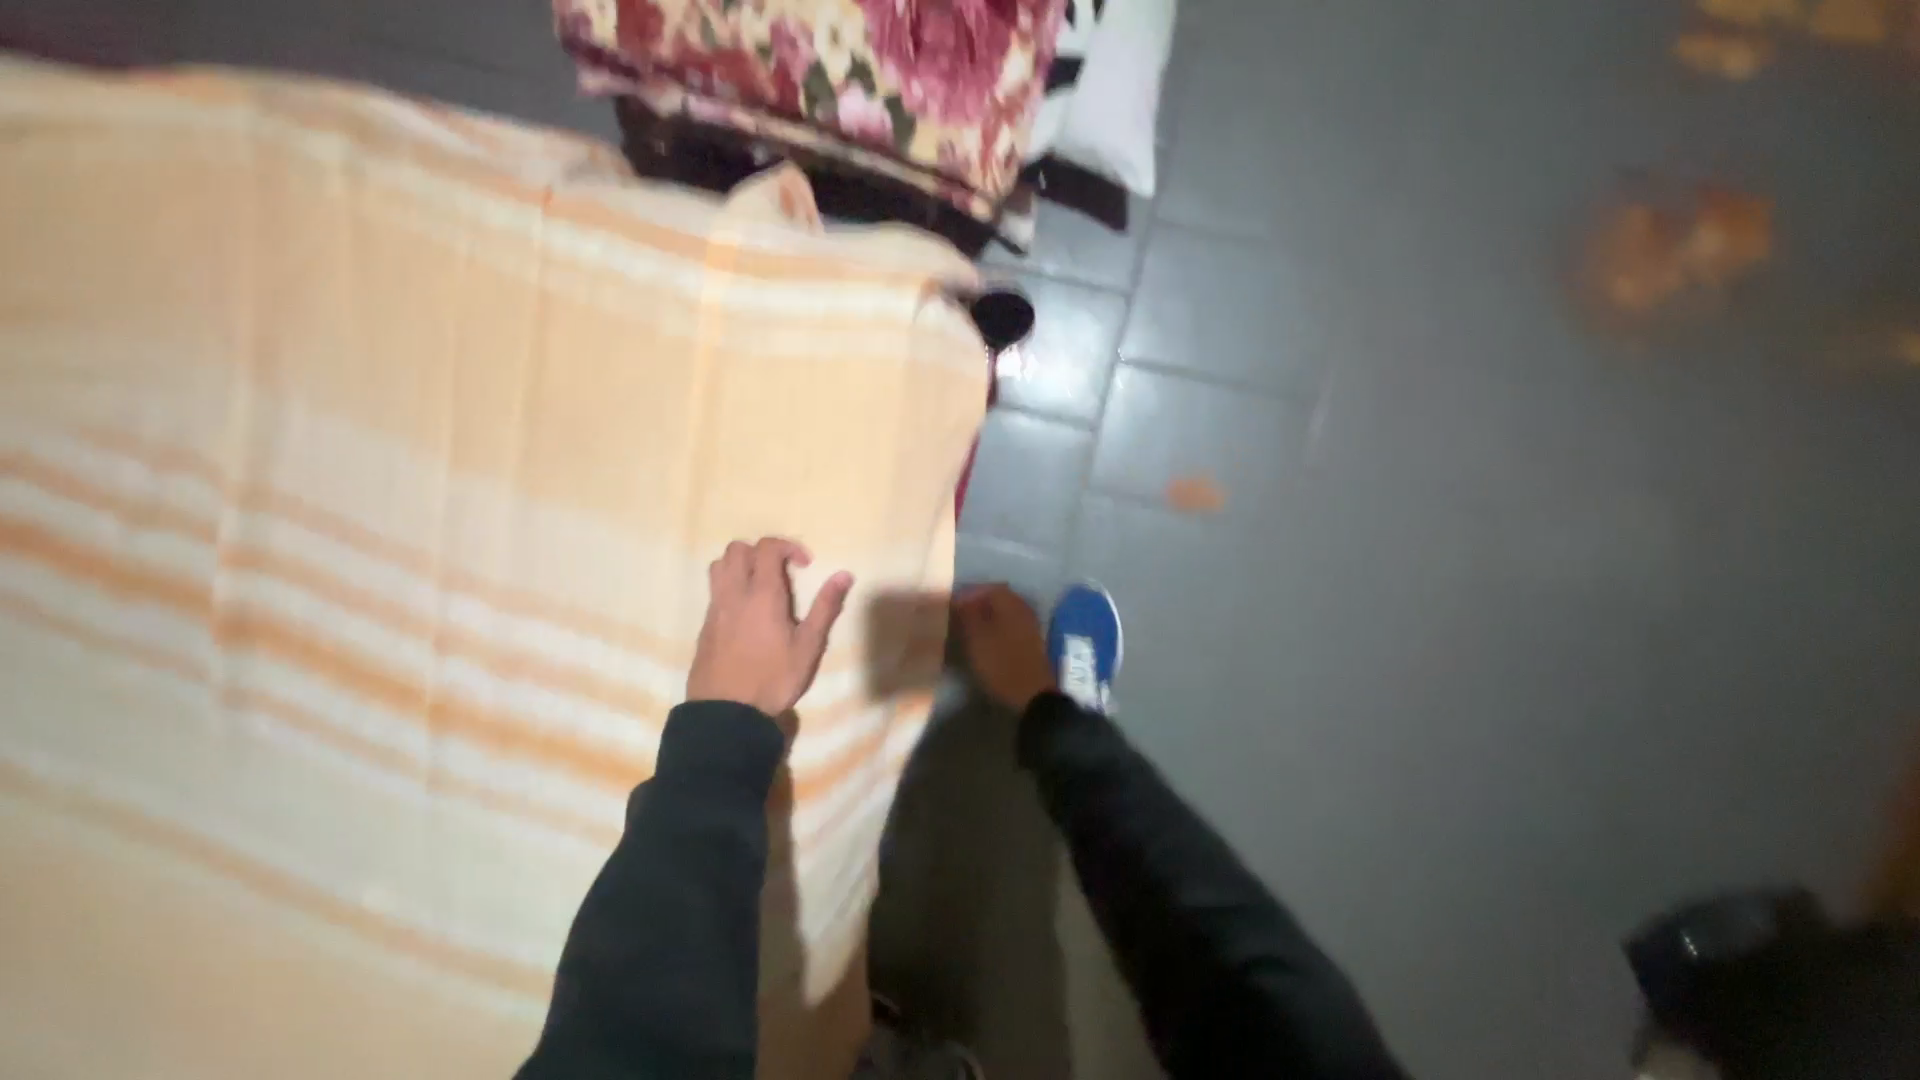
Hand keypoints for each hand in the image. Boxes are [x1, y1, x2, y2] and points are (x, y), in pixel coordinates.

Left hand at [687, 538, 854, 717]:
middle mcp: (734, 593)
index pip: (767, 547)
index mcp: (762, 594)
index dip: (788, 546)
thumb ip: (825, 607)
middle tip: (781, 571)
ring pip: (719, 566)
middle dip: (761, 551)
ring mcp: (715, 608)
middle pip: (737, 548)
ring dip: (740, 565)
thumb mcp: (808, 646)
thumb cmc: (773, 678)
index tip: (805, 565)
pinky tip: (746, 612)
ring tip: (760, 585)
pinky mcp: (705, 625)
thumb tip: (844, 574)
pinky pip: (714, 590)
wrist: (726, 712)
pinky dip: (730, 586)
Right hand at [954, 584, 1055, 710]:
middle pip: (998, 598)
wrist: (1033, 696)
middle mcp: (1023, 609)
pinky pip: (1010, 625)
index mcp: (1011, 604)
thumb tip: (959, 599)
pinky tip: (984, 639)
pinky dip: (995, 627)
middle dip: (977, 603)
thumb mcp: (976, 639)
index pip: (988, 588)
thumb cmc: (1001, 665)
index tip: (952, 604)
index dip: (968, 593)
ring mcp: (1030, 626)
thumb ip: (967, 615)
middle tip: (958, 614)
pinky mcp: (1031, 642)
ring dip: (986, 616)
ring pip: (1004, 612)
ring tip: (968, 627)